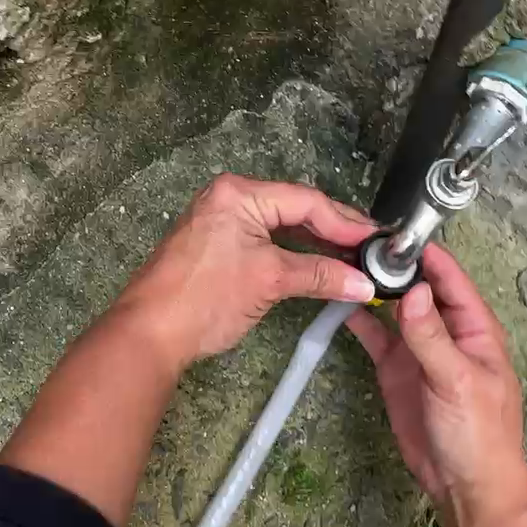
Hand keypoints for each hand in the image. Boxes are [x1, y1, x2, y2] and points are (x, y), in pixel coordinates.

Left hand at [113, 174, 377, 365]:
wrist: (150, 333)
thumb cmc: (206, 298)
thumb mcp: (269, 280)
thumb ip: (320, 275)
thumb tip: (364, 284)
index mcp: (239, 193)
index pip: (305, 201)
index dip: (344, 222)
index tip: (376, 240)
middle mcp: (229, 197)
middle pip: (294, 208)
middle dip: (333, 229)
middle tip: (371, 247)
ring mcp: (222, 220)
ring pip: (281, 225)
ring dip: (316, 242)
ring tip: (353, 256)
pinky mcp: (219, 244)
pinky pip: (266, 240)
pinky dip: (294, 252)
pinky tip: (319, 264)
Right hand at [345, 244, 526, 524]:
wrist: (463, 487)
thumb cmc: (478, 432)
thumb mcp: (457, 381)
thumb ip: (431, 336)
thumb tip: (414, 289)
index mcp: (473, 325)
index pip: (449, 277)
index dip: (425, 253)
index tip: (392, 232)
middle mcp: (444, 328)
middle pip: (418, 286)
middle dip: (393, 265)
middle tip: (355, 242)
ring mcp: (418, 347)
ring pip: (394, 306)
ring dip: (374, 287)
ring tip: (342, 263)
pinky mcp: (395, 366)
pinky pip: (375, 334)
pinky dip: (358, 318)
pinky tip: (338, 301)